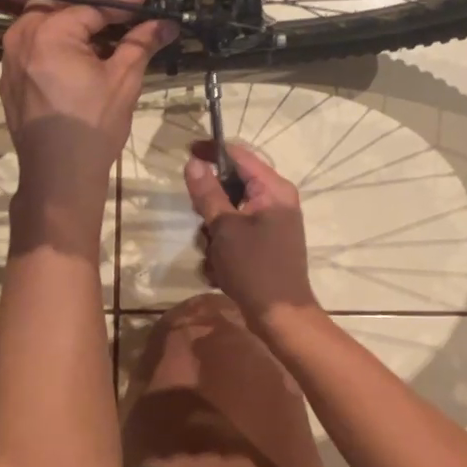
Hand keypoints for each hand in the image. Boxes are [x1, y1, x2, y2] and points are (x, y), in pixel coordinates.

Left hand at [0, 0, 179, 242]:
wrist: (58, 176)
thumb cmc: (93, 128)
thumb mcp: (123, 81)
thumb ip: (142, 43)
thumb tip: (167, 22)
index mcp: (49, 32)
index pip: (92, 3)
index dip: (125, 1)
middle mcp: (21, 36)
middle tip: (118, 13)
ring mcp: (10, 56)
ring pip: (40, 16)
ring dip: (71, 18)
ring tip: (103, 38)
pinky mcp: (9, 77)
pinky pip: (32, 43)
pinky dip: (57, 41)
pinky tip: (81, 61)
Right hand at [184, 141, 319, 329]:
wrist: (280, 315)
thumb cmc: (254, 267)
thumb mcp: (225, 228)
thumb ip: (208, 193)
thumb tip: (194, 162)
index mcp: (273, 189)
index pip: (239, 155)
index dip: (212, 151)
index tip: (186, 154)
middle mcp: (276, 201)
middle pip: (232, 186)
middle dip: (211, 207)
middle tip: (202, 223)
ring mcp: (271, 225)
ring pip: (229, 214)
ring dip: (214, 234)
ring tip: (216, 256)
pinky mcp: (265, 246)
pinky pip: (236, 235)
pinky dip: (224, 251)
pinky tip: (222, 271)